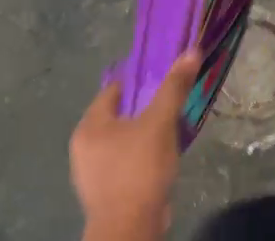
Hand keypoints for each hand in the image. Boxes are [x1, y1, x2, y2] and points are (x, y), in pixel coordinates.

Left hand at [70, 51, 200, 240]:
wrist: (130, 227)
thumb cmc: (139, 168)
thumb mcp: (161, 121)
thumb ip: (174, 86)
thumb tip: (191, 51)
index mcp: (90, 127)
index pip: (114, 89)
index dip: (140, 78)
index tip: (165, 73)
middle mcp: (84, 147)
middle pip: (119, 113)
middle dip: (145, 105)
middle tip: (173, 97)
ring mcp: (92, 171)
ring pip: (123, 137)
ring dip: (145, 129)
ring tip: (172, 122)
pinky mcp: (106, 189)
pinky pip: (125, 158)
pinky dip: (142, 150)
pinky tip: (163, 151)